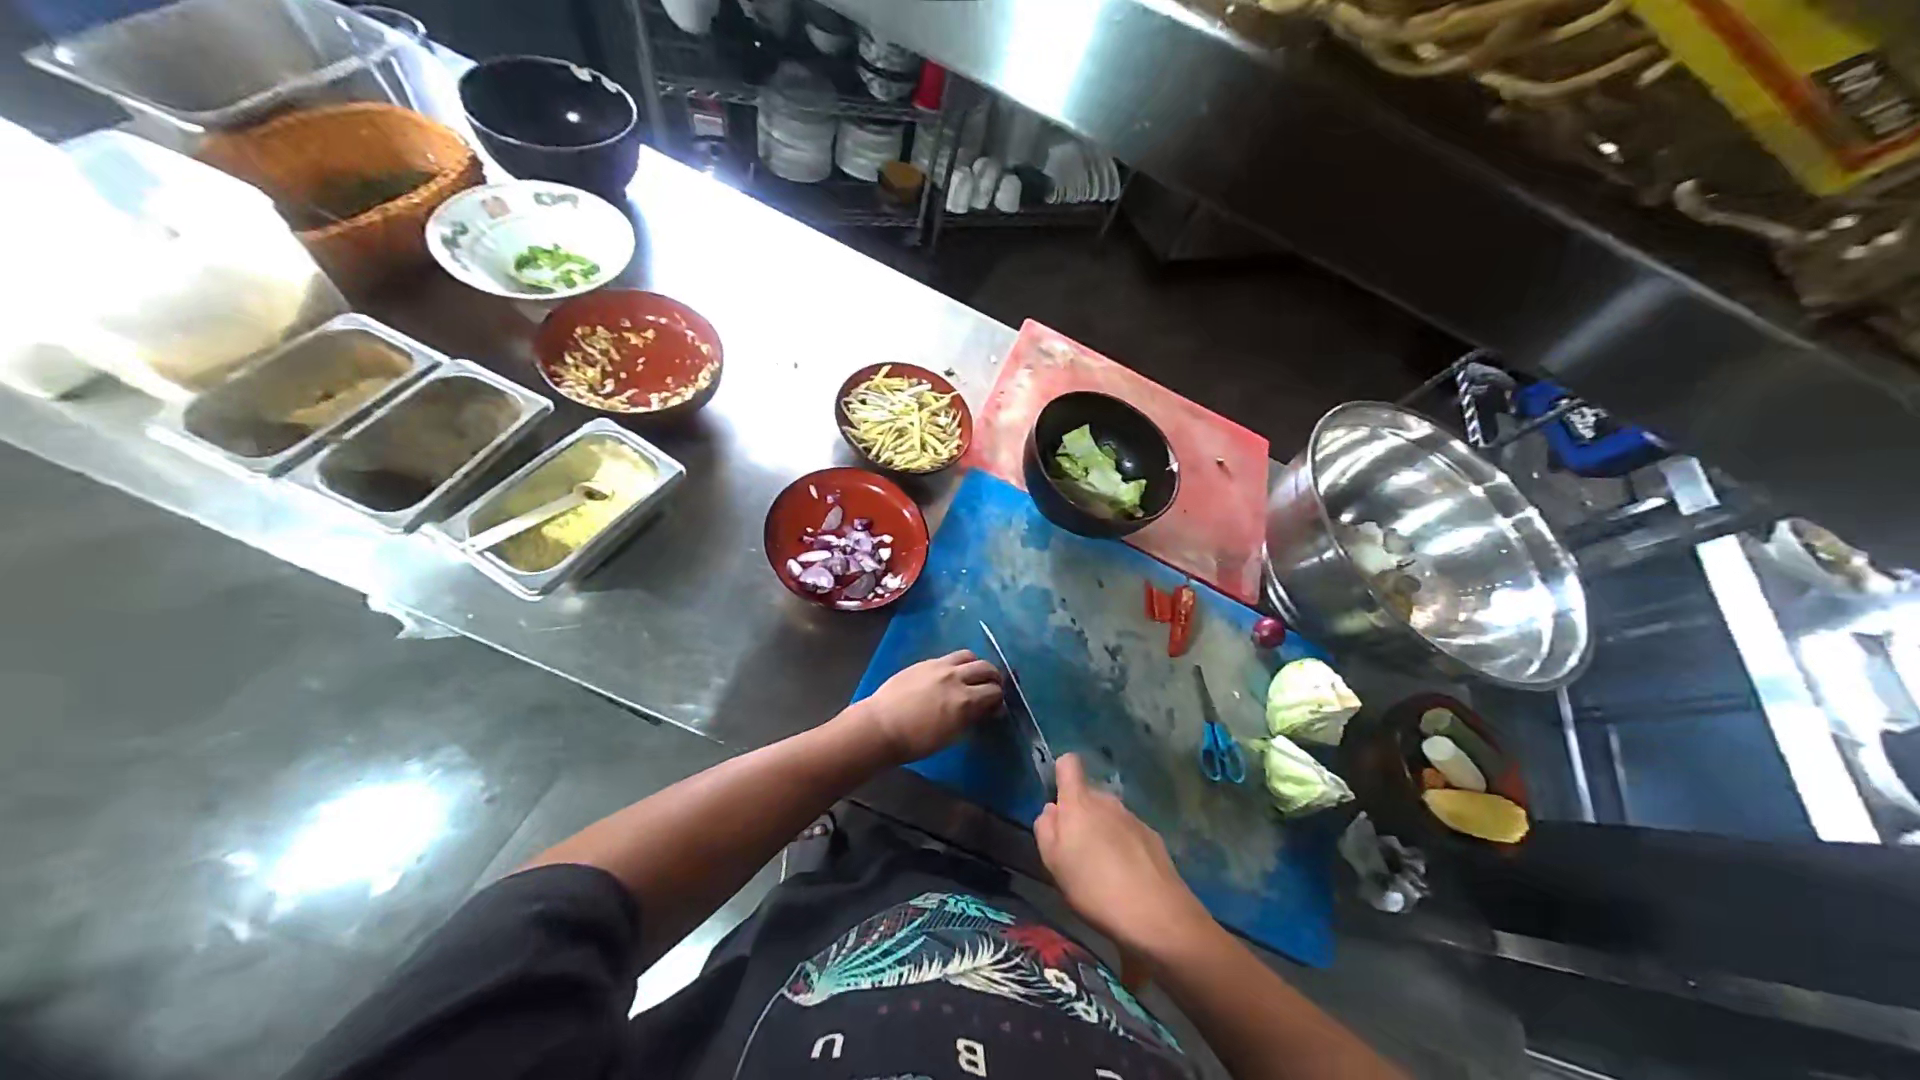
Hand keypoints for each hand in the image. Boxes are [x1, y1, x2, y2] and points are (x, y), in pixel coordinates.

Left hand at [849, 650, 1002, 764]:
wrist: (881, 726)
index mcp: (965, 701)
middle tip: (991, 688)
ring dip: (977, 665)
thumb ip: (972, 718)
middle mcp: (955, 678)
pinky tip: (953, 675)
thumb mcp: (951, 735)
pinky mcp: (925, 662)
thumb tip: (986, 709)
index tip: (995, 708)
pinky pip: (950, 657)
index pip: (994, 692)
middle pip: (986, 668)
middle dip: (994, 678)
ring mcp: (939, 666)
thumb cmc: (916, 741)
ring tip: (974, 676)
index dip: (998, 700)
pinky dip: (959, 664)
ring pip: (969, 656)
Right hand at [1036, 753, 1215, 962]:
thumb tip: (1052, 809)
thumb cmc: (1093, 887)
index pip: (1069, 763)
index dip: (1061, 774)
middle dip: (1081, 813)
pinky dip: (1124, 846)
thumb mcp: (1053, 862)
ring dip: (1103, 831)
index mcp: (1079, 802)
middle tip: (1077, 849)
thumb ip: (1046, 829)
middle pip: (1089, 793)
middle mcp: (1108, 801)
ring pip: (1110, 815)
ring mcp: (1134, 818)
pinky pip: (1129, 832)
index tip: (1058, 800)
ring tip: (1103, 868)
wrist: (1155, 914)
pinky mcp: (1153, 837)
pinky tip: (1126, 876)